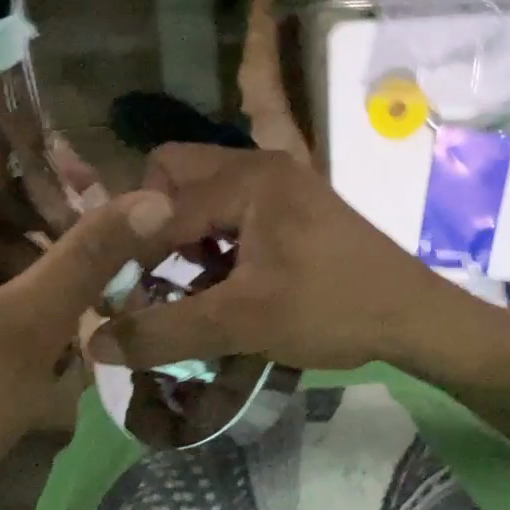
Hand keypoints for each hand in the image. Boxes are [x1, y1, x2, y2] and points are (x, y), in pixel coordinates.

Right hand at [88, 145, 457, 372]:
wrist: (415, 316)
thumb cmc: (332, 310)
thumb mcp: (243, 324)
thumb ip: (165, 333)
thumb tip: (94, 345)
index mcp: (248, 179)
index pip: (160, 207)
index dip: (134, 257)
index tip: (124, 300)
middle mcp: (262, 164)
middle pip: (175, 173)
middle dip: (155, 223)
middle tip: (160, 274)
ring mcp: (283, 181)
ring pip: (204, 189)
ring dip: (185, 230)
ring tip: (194, 282)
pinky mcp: (295, 203)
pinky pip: (233, 204)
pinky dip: (216, 235)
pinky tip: (228, 280)